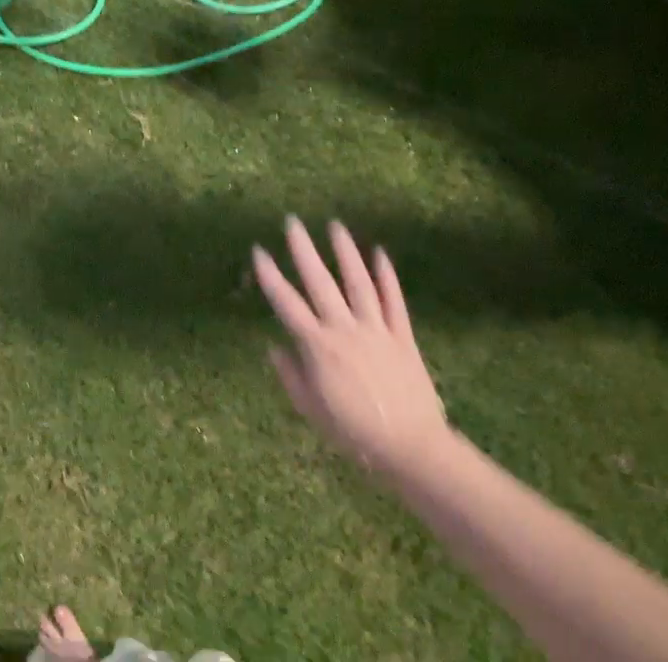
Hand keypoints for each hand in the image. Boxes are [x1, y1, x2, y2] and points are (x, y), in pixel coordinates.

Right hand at [254, 218, 450, 476]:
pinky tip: (380, 254)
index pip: (287, 304)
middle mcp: (345, 330)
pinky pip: (394, 302)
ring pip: (359, 284)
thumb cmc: (352, 432)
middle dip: (304, 251)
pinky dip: (387, 277)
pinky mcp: (402, 337)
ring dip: (346, 253)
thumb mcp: (310, 408)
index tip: (258, 251)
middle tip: (293, 222)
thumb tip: (275, 348)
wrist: (409, 445)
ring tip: (336, 226)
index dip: (270, 276)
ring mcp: (376, 331)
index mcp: (318, 347)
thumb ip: (291, 375)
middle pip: (321, 283)